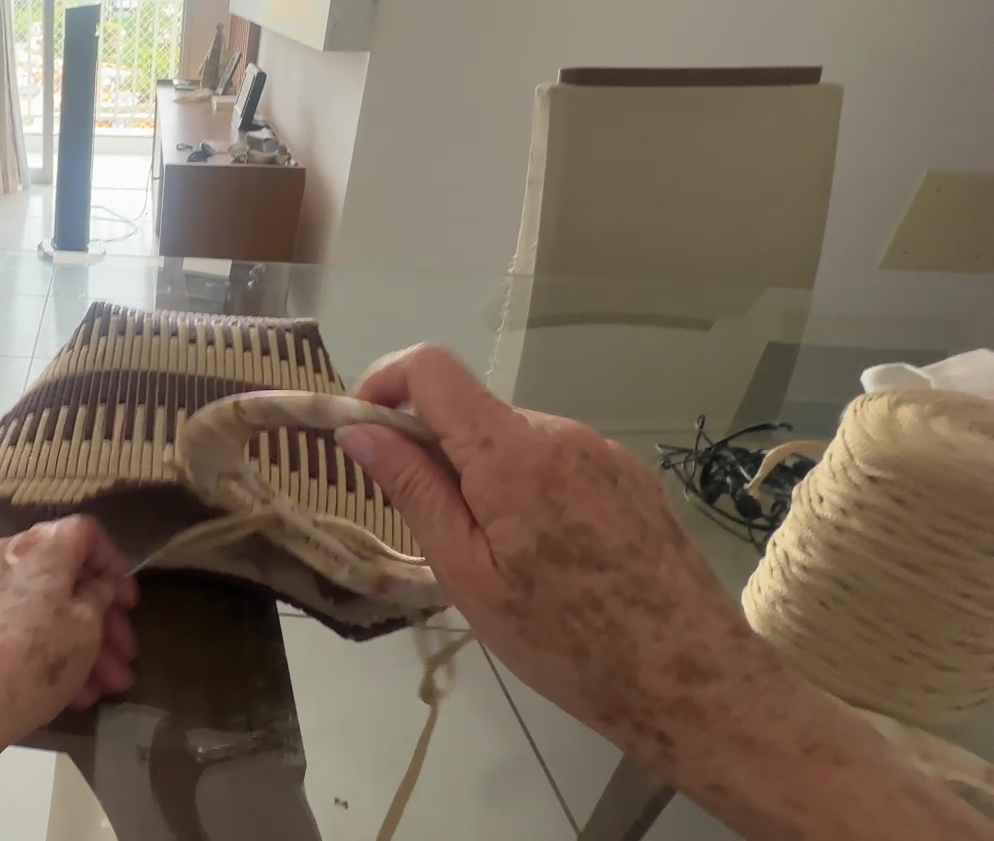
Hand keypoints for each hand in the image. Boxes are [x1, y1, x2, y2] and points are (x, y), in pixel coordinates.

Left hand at [0, 516, 138, 747]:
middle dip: (105, 619)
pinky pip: (27, 623)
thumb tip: (101, 584)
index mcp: (45, 545)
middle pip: (71, 575)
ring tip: (106, 688)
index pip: (88, 532)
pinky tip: (75, 693)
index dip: (114, 563)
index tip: (127, 600)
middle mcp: (15, 554)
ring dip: (85, 643)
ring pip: (51, 605)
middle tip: (125, 655)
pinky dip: (53, 647)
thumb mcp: (86, 627)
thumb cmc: (36, 657)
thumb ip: (100, 596)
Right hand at [334, 345, 788, 762]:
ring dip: (473, 467)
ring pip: (502, 433)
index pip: (430, 367)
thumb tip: (356, 429)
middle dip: (427, 443)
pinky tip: (538, 545)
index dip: (383, 381)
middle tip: (426, 517)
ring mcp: (599, 449)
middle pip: (465, 404)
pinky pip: (545, 453)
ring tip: (490, 545)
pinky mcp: (625, 472)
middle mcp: (559, 431)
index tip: (364, 429)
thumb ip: (410, 487)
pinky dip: (515, 479)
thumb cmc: (564, 642)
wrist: (703, 691)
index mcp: (513, 452)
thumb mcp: (464, 569)